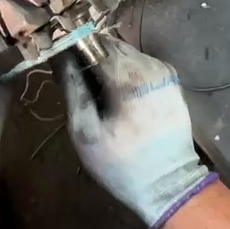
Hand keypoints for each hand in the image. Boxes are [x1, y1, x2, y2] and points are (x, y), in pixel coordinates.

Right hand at [60, 36, 213, 228]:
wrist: (170, 186)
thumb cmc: (121, 163)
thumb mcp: (86, 131)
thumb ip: (72, 88)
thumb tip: (59, 56)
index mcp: (128, 76)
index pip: (92, 42)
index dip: (72, 46)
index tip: (58, 59)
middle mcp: (150, 65)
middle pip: (110, 44)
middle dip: (89, 54)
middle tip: (73, 77)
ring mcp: (164, 71)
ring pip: (125, 52)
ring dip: (106, 62)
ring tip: (93, 88)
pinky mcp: (171, 80)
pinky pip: (140, 63)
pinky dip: (124, 70)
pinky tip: (116, 94)